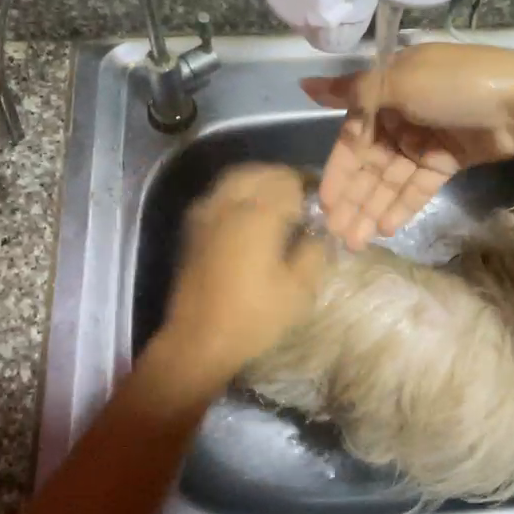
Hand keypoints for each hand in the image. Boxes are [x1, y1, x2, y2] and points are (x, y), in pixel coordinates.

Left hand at [153, 164, 328, 381]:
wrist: (198, 341)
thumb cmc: (253, 317)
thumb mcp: (299, 290)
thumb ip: (314, 250)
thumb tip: (319, 231)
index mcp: (257, 214)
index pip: (289, 182)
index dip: (310, 191)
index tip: (321, 209)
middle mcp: (228, 204)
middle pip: (261, 173)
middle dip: (284, 182)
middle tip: (301, 204)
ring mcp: (205, 213)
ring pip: (237, 179)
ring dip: (260, 184)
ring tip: (278, 206)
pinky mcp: (193, 227)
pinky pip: (220, 194)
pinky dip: (239, 195)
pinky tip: (251, 218)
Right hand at [302, 43, 513, 250]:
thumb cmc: (457, 85)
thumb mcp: (401, 80)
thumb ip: (353, 91)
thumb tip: (305, 86)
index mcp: (388, 88)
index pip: (354, 133)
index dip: (339, 168)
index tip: (326, 200)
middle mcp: (402, 113)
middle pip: (371, 161)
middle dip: (353, 197)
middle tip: (336, 232)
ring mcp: (426, 139)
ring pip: (392, 179)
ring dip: (373, 208)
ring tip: (355, 241)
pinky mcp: (448, 160)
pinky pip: (418, 186)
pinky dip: (402, 205)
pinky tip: (386, 228)